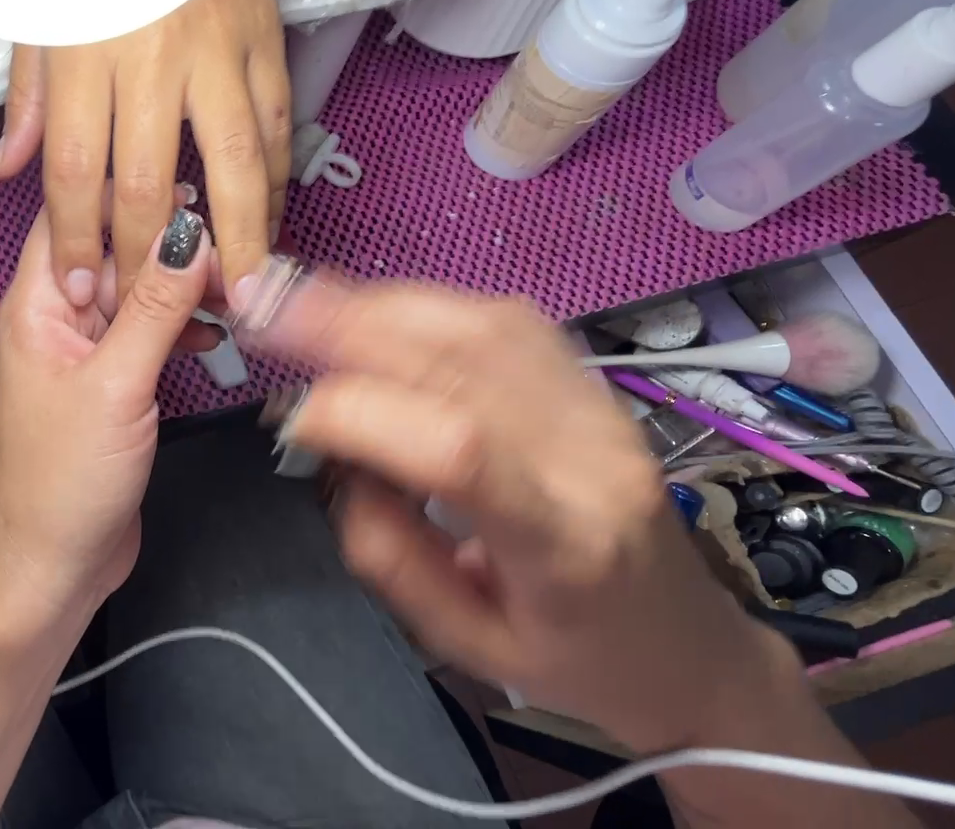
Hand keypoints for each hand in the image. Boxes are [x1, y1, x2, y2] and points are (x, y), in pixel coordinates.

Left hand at [0, 0, 289, 309]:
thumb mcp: (37, 18)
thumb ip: (26, 102)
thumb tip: (7, 168)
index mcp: (85, 59)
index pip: (77, 174)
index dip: (79, 241)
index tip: (84, 288)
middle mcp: (151, 62)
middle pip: (152, 184)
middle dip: (156, 257)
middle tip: (169, 310)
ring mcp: (216, 51)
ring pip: (235, 163)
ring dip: (242, 233)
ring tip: (246, 287)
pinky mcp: (263, 37)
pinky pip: (279, 122)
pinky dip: (278, 176)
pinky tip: (272, 214)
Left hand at [0, 204, 215, 619]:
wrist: (58, 565)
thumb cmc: (68, 478)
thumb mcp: (117, 385)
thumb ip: (155, 308)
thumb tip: (191, 234)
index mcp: (36, 305)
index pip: (70, 219)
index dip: (120, 193)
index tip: (185, 184)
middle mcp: (56, 318)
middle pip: (110, 256)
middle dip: (167, 247)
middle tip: (232, 248)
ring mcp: (84, 352)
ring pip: (135, 296)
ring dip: (180, 291)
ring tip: (234, 292)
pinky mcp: (110, 382)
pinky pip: (145, 336)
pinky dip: (178, 329)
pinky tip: (214, 333)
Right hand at [237, 270, 803, 753]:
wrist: (690, 646)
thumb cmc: (569, 657)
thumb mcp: (463, 642)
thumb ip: (387, 551)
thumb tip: (337, 455)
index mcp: (563, 542)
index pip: (458, 450)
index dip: (359, 416)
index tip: (291, 422)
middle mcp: (589, 455)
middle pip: (461, 360)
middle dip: (345, 326)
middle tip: (264, 307)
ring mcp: (597, 407)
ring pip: (478, 322)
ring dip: (375, 304)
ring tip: (300, 298)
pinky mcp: (588, 380)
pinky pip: (497, 317)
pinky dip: (418, 303)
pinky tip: (369, 307)